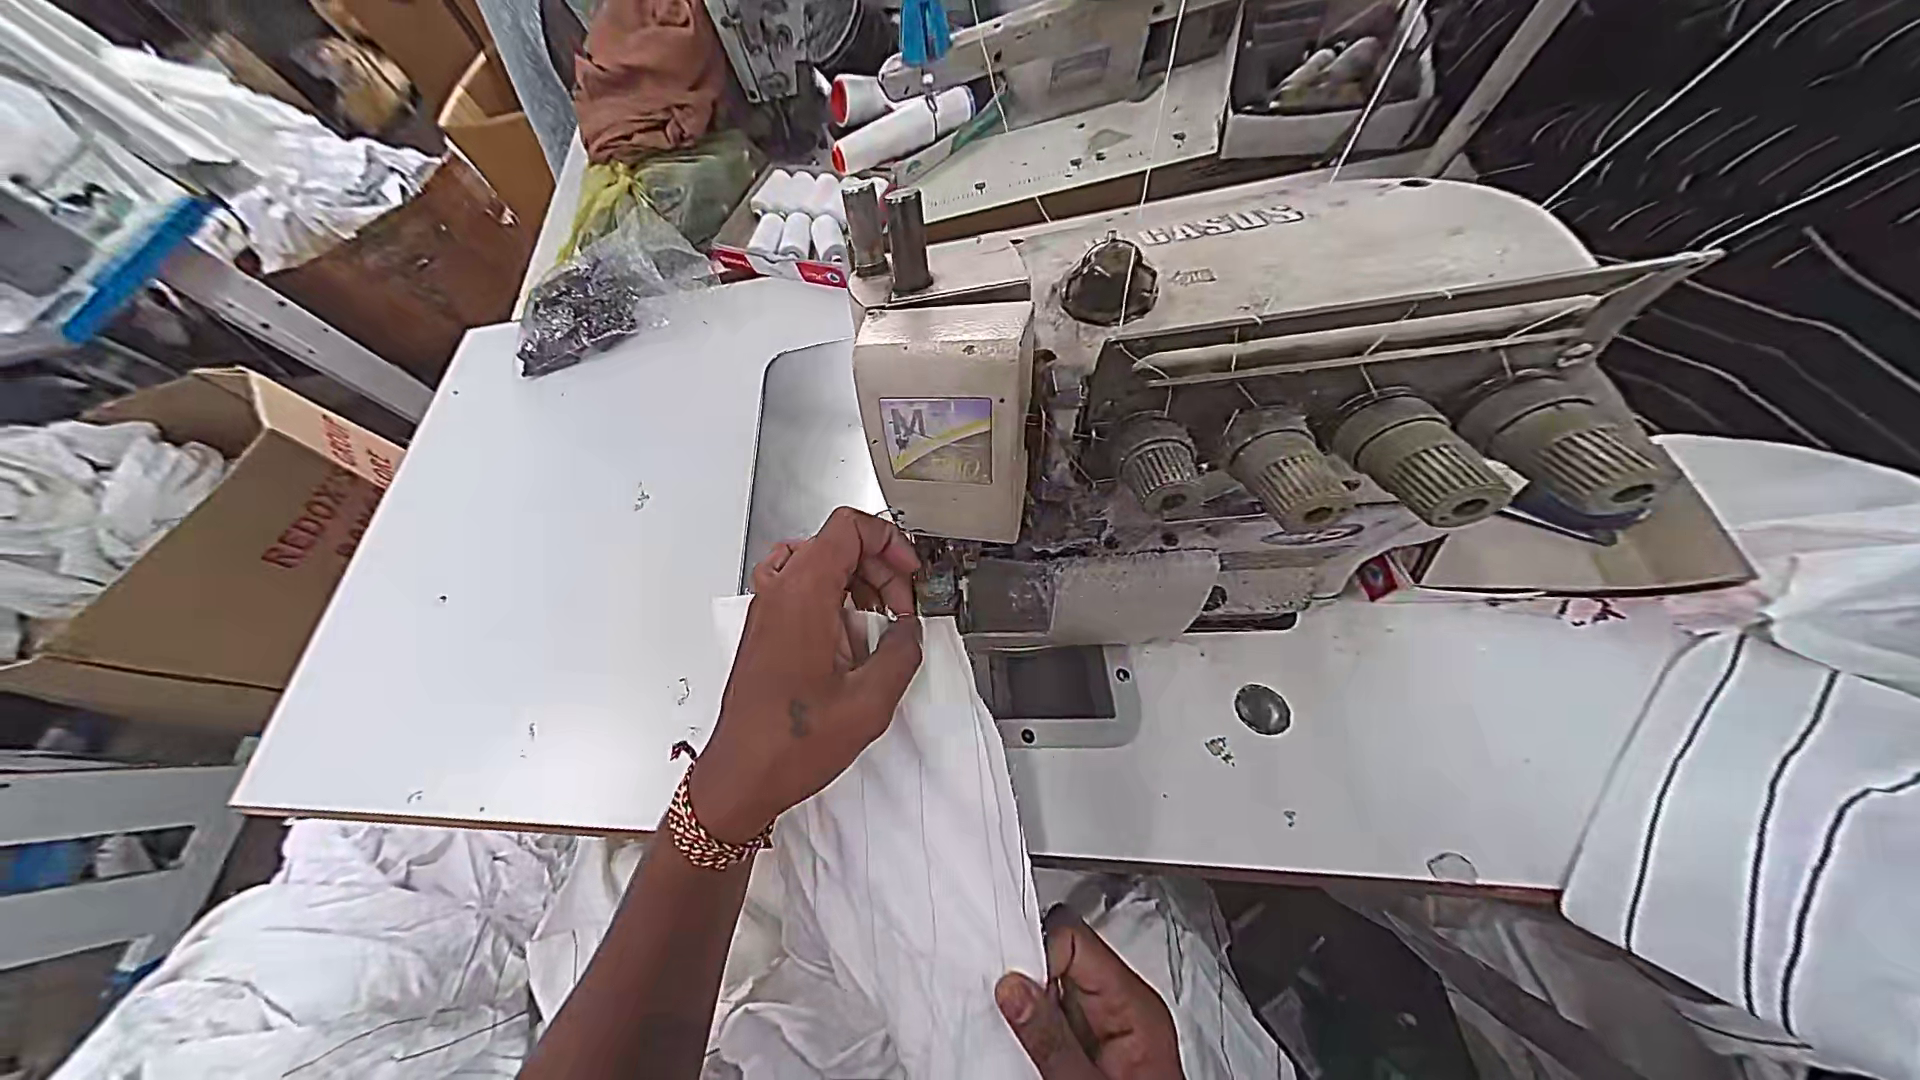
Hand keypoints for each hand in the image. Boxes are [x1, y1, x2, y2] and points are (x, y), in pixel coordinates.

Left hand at [690, 507, 922, 843]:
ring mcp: (769, 609)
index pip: (848, 528)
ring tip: (881, 620)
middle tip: (901, 605)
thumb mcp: (871, 700)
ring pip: (821, 563)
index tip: (907, 569)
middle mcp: (779, 592)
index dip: (888, 540)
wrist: (741, 776)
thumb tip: (911, 630)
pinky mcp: (767, 628)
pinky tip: (853, 634)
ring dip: (859, 582)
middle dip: (880, 568)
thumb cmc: (787, 744)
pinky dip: (836, 598)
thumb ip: (904, 651)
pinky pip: (805, 589)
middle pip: (838, 543)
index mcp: (803, 594)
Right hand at [996, 907, 1183, 1078]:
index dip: (1037, 952)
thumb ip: (1051, 1040)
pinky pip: (1050, 1014)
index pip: (1073, 938)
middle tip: (1004, 1007)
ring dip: (1026, 1003)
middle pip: (1061, 954)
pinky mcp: (1085, 1046)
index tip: (1010, 984)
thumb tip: (1013, 986)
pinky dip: (1028, 1025)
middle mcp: (1120, 1006)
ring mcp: (1102, 1026)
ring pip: (1051, 984)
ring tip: (1010, 1031)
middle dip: (1028, 976)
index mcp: (1133, 1004)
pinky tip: (1017, 1043)